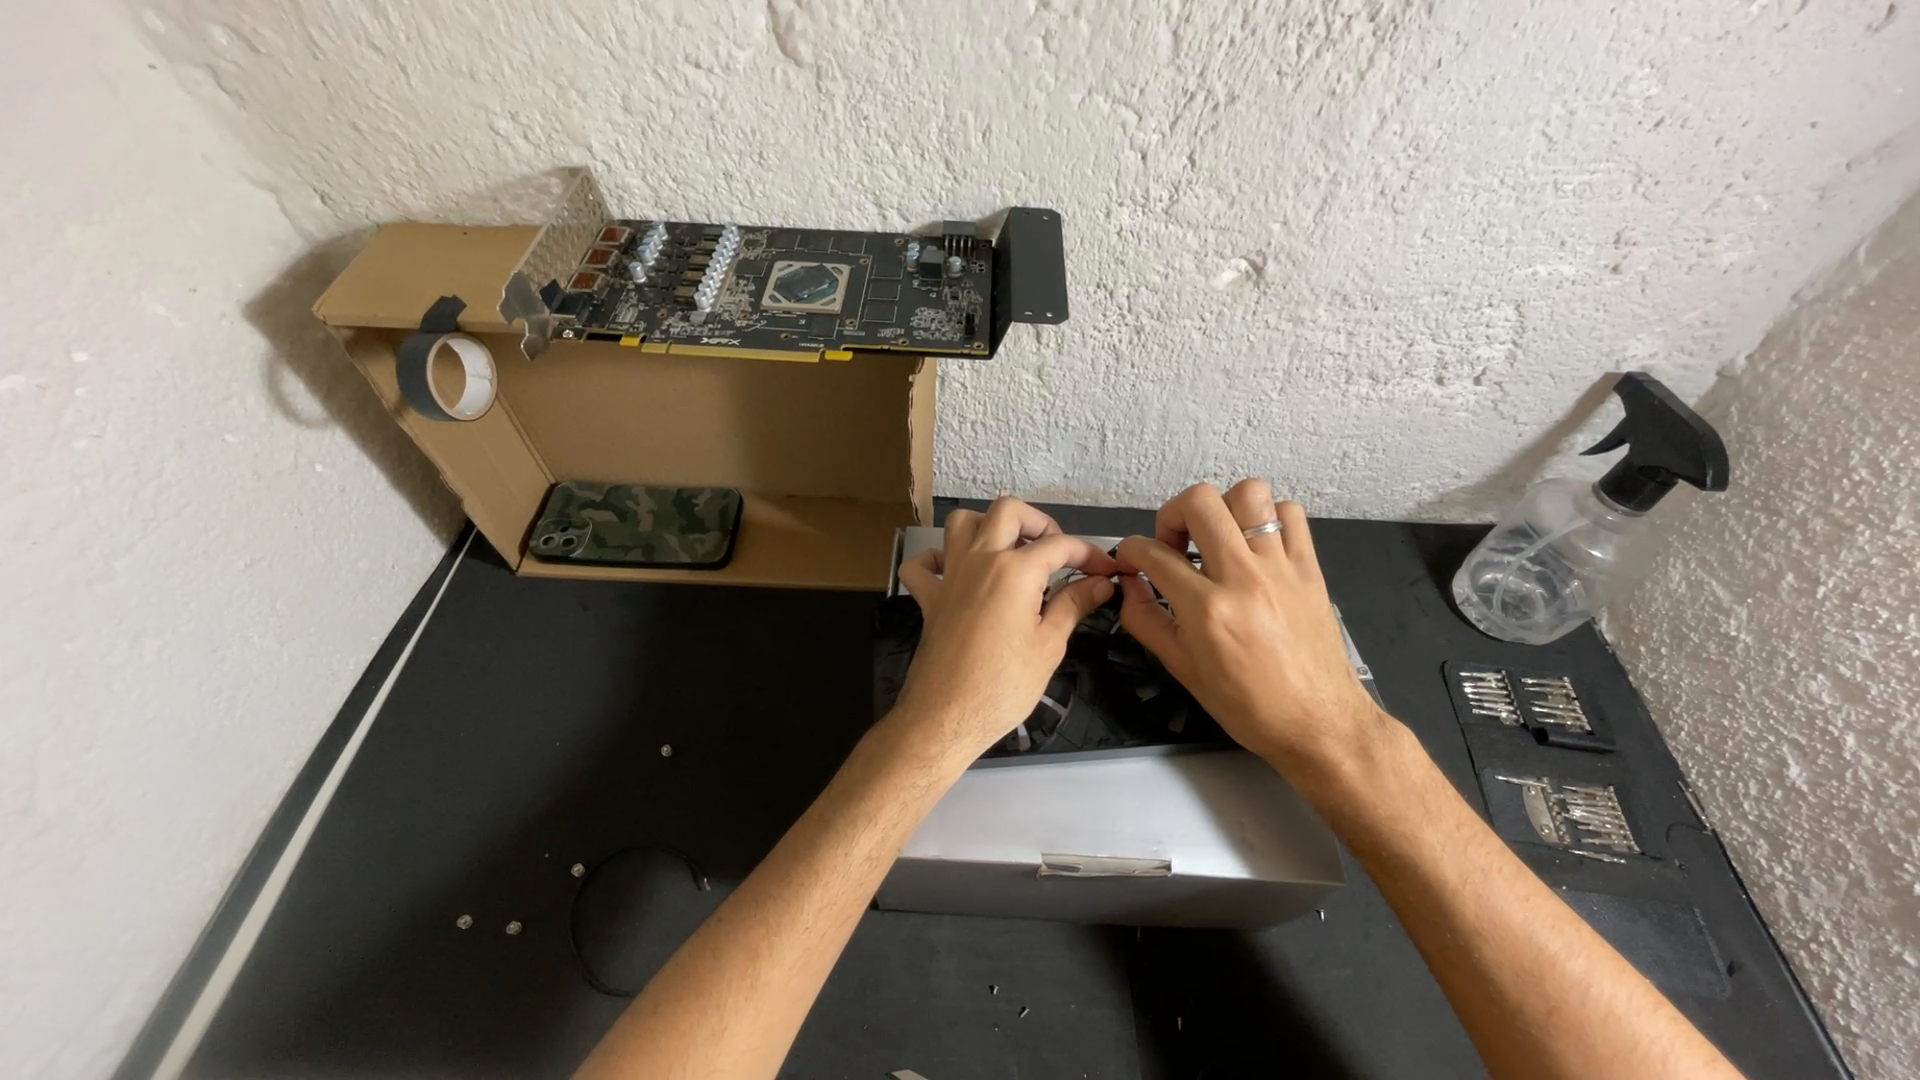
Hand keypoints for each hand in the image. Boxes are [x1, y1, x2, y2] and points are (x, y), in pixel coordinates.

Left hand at [895, 498, 1118, 763]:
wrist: (946, 716)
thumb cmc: (1002, 686)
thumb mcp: (1049, 645)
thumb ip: (1073, 605)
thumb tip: (1100, 584)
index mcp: (1014, 570)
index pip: (1060, 545)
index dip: (1088, 553)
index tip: (1104, 570)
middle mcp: (979, 560)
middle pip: (1008, 511)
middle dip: (1038, 522)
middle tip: (1056, 552)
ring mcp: (949, 576)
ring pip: (961, 522)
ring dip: (987, 526)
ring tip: (1010, 550)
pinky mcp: (928, 598)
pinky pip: (922, 564)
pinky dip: (936, 559)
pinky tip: (955, 572)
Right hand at [1113, 480, 1384, 770]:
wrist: (1316, 723)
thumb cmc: (1247, 705)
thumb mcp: (1182, 669)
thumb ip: (1145, 620)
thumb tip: (1128, 585)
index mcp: (1206, 609)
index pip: (1153, 553)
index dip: (1131, 550)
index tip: (1132, 560)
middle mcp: (1243, 577)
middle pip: (1200, 502)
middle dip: (1172, 514)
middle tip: (1173, 544)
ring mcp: (1281, 568)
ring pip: (1249, 493)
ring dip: (1222, 507)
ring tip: (1216, 537)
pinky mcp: (1309, 568)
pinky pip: (1290, 513)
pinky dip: (1267, 517)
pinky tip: (1254, 545)